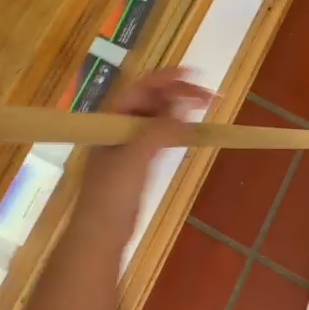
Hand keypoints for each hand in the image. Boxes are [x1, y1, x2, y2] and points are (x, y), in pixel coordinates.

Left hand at [81, 69, 212, 210]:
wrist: (100, 235)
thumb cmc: (112, 192)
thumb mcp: (136, 156)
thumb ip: (160, 128)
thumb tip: (185, 104)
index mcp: (111, 119)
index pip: (141, 88)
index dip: (166, 78)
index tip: (192, 74)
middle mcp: (118, 127)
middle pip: (151, 100)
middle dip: (178, 93)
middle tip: (208, 96)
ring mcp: (127, 145)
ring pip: (157, 117)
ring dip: (179, 109)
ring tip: (204, 106)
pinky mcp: (136, 162)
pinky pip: (158, 135)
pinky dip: (175, 128)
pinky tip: (189, 129)